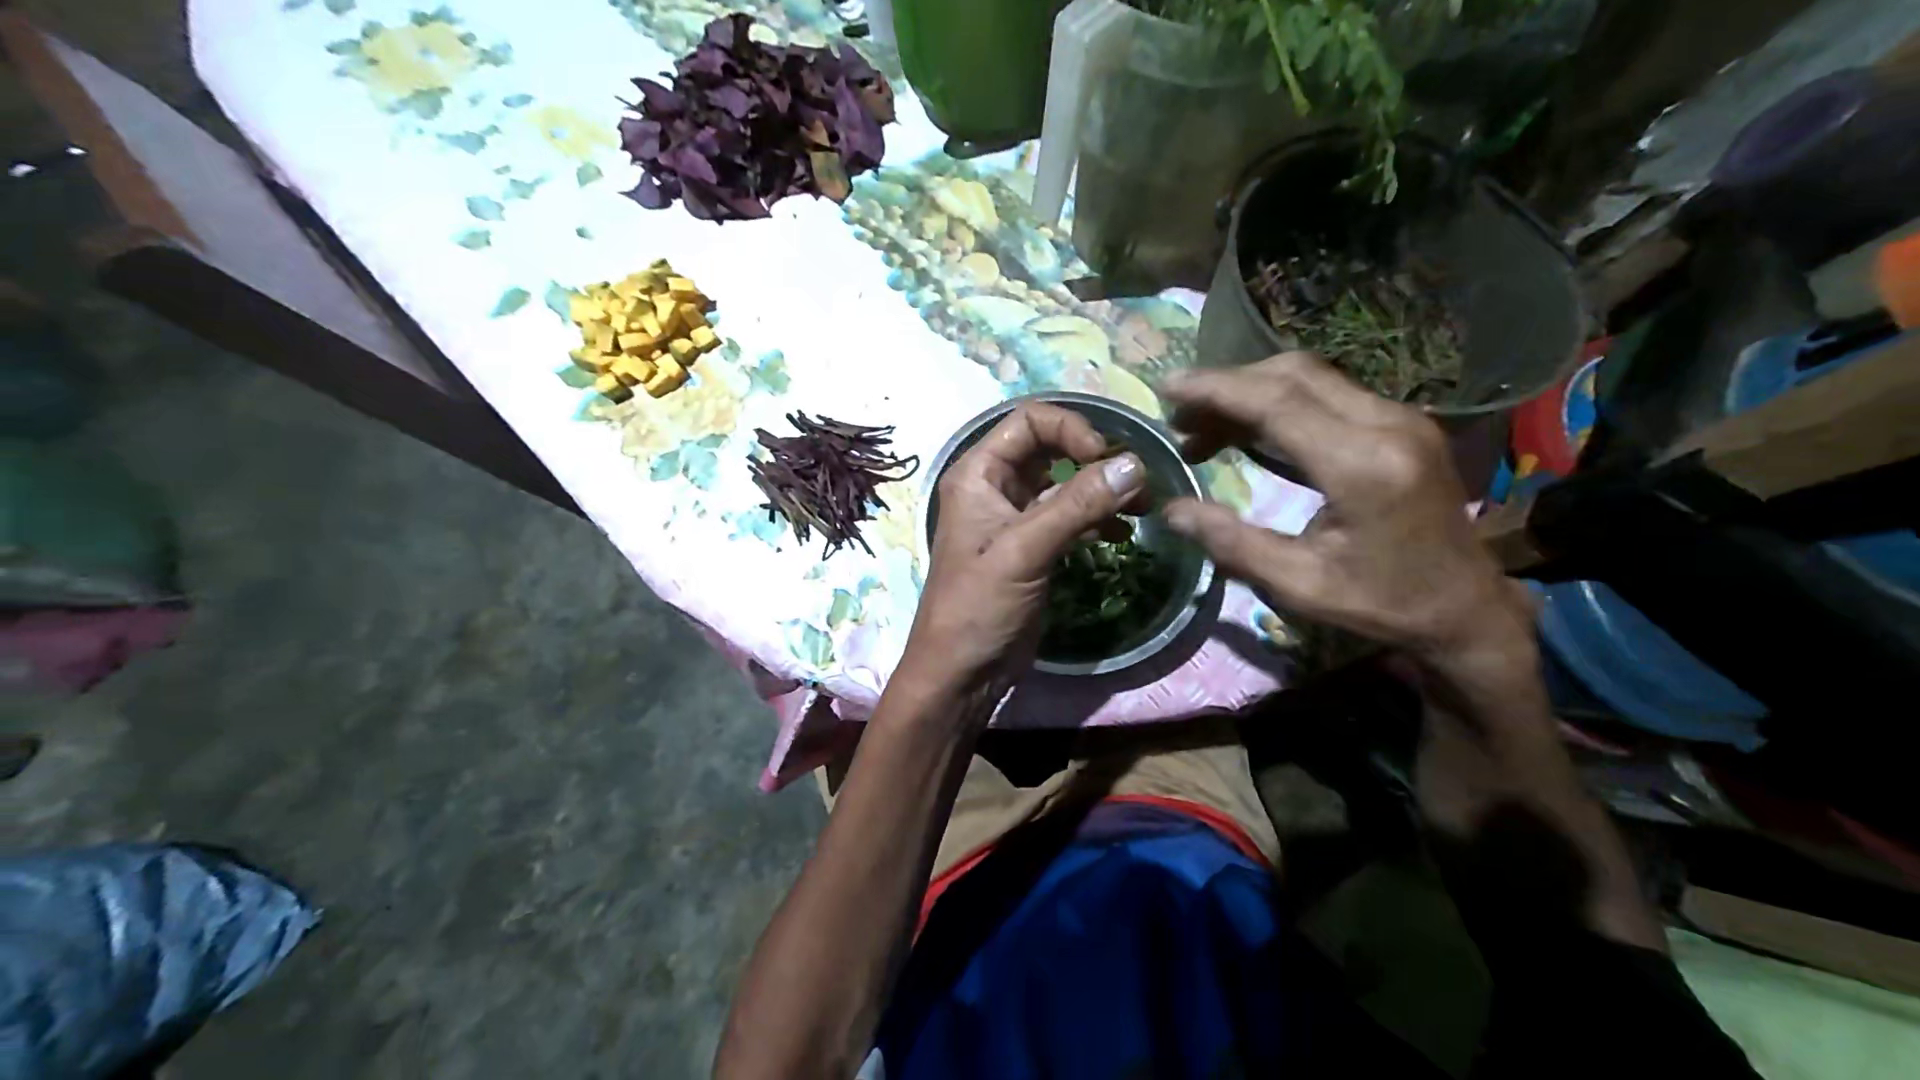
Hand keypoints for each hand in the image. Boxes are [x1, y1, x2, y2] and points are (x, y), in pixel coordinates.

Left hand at [896, 404, 1145, 702]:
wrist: (961, 673)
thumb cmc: (978, 607)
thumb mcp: (1025, 551)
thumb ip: (1077, 505)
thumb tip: (1134, 464)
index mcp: (979, 474)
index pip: (1030, 422)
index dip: (1071, 429)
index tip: (1105, 458)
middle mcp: (996, 488)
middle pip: (1052, 449)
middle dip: (1096, 459)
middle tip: (1138, 484)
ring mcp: (1016, 519)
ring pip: (1066, 485)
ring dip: (1103, 491)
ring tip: (1144, 509)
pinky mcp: (1035, 549)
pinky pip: (1071, 519)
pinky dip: (1098, 521)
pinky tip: (1123, 536)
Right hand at [1161, 352, 1529, 675]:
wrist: (1465, 606)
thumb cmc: (1381, 602)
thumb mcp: (1298, 585)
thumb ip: (1232, 543)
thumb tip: (1170, 509)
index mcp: (1362, 466)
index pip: (1277, 402)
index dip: (1215, 389)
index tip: (1165, 388)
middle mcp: (1387, 425)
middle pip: (1292, 375)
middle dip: (1226, 386)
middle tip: (1177, 416)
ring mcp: (1399, 418)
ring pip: (1309, 377)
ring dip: (1248, 392)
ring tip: (1200, 427)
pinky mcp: (1399, 423)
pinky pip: (1327, 393)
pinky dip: (1275, 403)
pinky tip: (1244, 431)